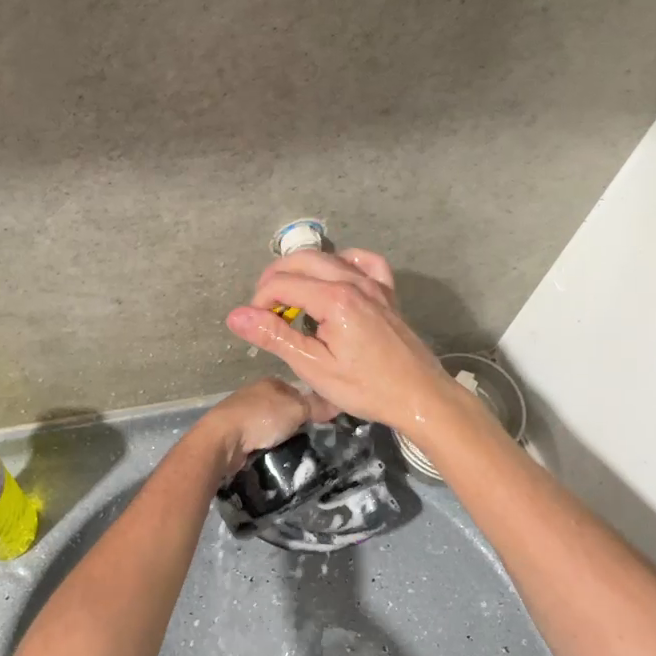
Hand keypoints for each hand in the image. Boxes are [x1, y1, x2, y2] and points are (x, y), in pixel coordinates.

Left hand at [196, 377, 336, 471]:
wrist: (223, 438)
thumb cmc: (262, 417)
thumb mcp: (297, 409)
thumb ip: (316, 406)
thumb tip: (337, 403)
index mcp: (271, 382)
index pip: (298, 390)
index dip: (310, 405)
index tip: (321, 421)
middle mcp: (256, 393)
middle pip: (283, 407)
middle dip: (294, 421)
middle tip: (309, 437)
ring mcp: (242, 412)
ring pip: (269, 423)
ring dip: (278, 434)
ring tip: (292, 448)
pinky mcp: (234, 430)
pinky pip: (257, 436)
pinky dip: (264, 443)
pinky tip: (271, 452)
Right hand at [224, 248, 460, 437]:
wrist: (419, 397)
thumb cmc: (365, 388)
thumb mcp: (313, 367)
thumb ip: (275, 336)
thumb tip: (236, 316)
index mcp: (334, 299)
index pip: (282, 283)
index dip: (260, 301)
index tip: (257, 326)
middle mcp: (354, 281)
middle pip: (302, 260)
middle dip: (275, 279)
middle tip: (265, 309)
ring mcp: (375, 284)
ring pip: (329, 258)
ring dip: (303, 271)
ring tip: (291, 299)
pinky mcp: (388, 293)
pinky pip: (364, 262)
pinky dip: (343, 263)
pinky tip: (335, 279)